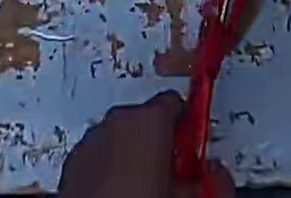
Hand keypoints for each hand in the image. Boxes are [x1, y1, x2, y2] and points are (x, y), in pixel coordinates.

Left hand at [56, 91, 233, 197]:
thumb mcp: (194, 197)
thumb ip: (214, 179)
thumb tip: (217, 173)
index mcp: (147, 121)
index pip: (175, 102)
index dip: (188, 126)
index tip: (194, 150)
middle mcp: (116, 121)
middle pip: (148, 120)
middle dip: (161, 144)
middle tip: (173, 179)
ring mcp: (91, 140)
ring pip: (122, 137)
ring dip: (134, 156)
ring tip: (145, 190)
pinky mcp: (74, 163)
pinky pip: (101, 156)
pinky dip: (111, 169)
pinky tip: (121, 195)